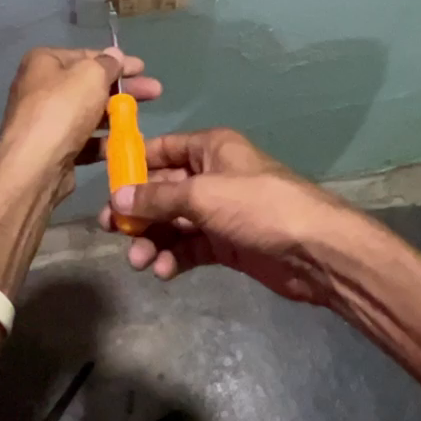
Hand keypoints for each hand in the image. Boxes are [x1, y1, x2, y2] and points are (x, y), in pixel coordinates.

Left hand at [0, 46, 161, 201]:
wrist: (35, 166)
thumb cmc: (63, 109)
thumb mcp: (91, 76)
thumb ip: (107, 64)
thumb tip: (113, 55)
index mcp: (44, 62)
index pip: (86, 56)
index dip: (117, 61)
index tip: (143, 68)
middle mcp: (41, 87)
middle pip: (89, 84)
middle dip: (123, 88)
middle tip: (155, 92)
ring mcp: (46, 120)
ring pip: (89, 112)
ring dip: (116, 114)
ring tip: (141, 119)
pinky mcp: (53, 148)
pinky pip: (84, 139)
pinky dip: (105, 139)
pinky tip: (126, 142)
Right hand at [99, 128, 370, 305]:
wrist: (314, 251)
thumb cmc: (258, 206)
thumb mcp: (203, 195)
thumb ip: (157, 197)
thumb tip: (116, 197)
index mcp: (210, 148)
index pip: (162, 150)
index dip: (134, 166)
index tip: (106, 187)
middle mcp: (212, 175)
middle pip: (163, 190)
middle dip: (138, 210)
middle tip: (111, 231)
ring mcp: (219, 211)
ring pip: (173, 222)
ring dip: (152, 239)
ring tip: (139, 262)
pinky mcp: (226, 243)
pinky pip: (189, 247)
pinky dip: (173, 257)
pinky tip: (163, 271)